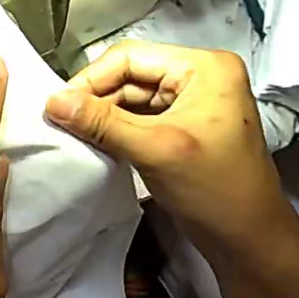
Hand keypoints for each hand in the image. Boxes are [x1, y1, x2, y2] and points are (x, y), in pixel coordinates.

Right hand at [43, 43, 298, 265]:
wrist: (247, 240)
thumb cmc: (212, 188)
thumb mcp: (153, 149)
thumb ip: (101, 122)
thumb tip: (51, 102)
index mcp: (204, 67)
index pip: (131, 57)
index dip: (91, 79)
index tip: (57, 107)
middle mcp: (198, 76)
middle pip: (129, 74)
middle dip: (95, 98)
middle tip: (60, 122)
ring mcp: (190, 102)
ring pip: (130, 97)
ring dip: (102, 114)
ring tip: (72, 133)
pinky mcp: (181, 126)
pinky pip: (138, 117)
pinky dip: (114, 128)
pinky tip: (93, 141)